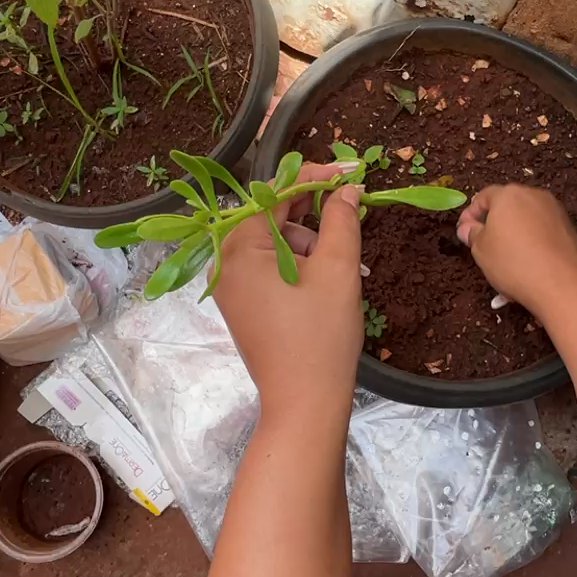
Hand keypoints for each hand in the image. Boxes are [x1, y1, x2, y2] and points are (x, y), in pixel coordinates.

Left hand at [213, 164, 363, 422]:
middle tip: (351, 218)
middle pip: (272, 218)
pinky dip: (300, 266)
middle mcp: (226, 263)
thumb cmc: (320, 334)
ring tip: (347, 266)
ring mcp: (232, 288)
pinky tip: (330, 280)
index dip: (314, 179)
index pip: (275, 195)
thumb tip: (347, 188)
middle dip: (314, 216)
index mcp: (240, 248)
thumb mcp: (338, 269)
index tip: (349, 174)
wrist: (304, 402)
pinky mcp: (243, 307)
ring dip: (312, 245)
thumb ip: (341, 219)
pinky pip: (270, 269)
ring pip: (275, 244)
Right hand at [457, 184, 576, 315]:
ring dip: (513, 234)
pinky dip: (532, 242)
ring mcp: (554, 210)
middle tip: (482, 244)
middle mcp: (533, 195)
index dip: (470, 215)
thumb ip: (472, 234)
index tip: (463, 232)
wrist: (561, 283)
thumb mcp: (481, 250)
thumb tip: (468, 228)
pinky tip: (526, 264)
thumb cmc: (513, 262)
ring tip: (505, 258)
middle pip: (507, 205)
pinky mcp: (569, 228)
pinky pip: (542, 231)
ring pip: (526, 219)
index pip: (483, 197)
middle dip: (493, 223)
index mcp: (508, 194)